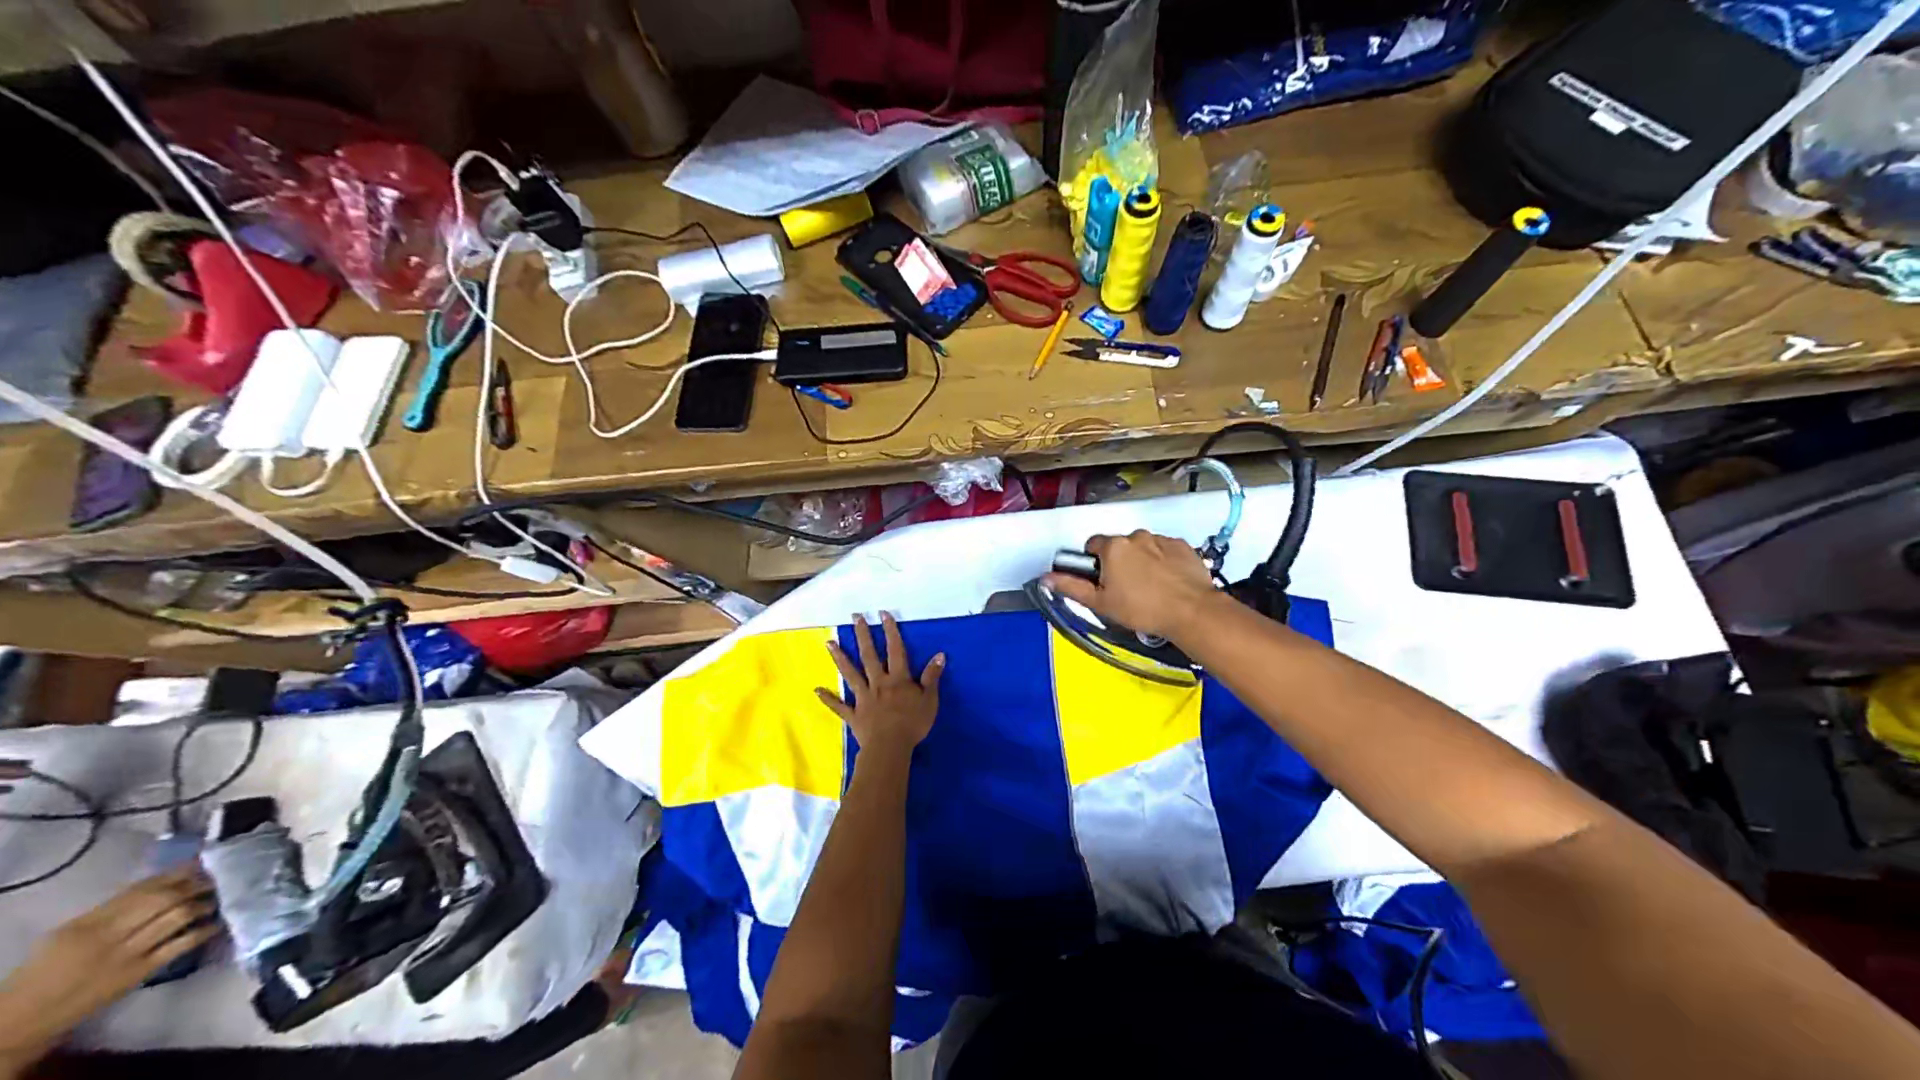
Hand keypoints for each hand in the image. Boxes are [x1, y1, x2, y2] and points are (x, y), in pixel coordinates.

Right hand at [0, 870, 215, 1072]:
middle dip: (197, 883)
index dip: (177, 873)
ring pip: (177, 917)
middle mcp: (109, 934)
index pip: (142, 888)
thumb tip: (157, 886)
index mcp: (88, 922)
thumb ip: (109, 910)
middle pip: (165, 898)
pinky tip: (216, 923)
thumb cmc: (44, 972)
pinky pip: (180, 945)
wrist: (22, 1020)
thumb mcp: (68, 934)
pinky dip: (203, 931)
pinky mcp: (138, 973)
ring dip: (204, 903)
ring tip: (220, 896)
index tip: (202, 861)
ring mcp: (126, 954)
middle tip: (219, 876)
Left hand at [817, 613, 943, 759]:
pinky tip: (817, 690)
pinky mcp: (854, 715)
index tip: (883, 614)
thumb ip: (932, 677)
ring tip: (829, 643)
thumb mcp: (929, 699)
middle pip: (869, 655)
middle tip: (855, 617)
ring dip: (840, 658)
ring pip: (850, 674)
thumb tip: (940, 654)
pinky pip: (839, 706)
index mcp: (898, 678)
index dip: (890, 631)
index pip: (895, 649)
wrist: (890, 747)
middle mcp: (878, 683)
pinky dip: (828, 699)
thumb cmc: (913, 723)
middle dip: (863, 635)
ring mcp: (863, 698)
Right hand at [1042, 530, 1221, 641]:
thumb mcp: (1101, 603)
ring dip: (1142, 563)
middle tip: (1124, 590)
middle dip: (1119, 564)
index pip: (1092, 545)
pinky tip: (1165, 583)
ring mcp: (1161, 540)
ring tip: (1148, 590)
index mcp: (1113, 547)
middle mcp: (1137, 537)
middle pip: (1119, 546)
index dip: (1094, 564)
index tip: (1100, 579)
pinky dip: (1164, 563)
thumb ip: (1071, 586)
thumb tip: (1049, 578)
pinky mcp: (1181, 547)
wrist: (1191, 612)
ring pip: (1143, 548)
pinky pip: (1166, 551)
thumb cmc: (1147, 608)